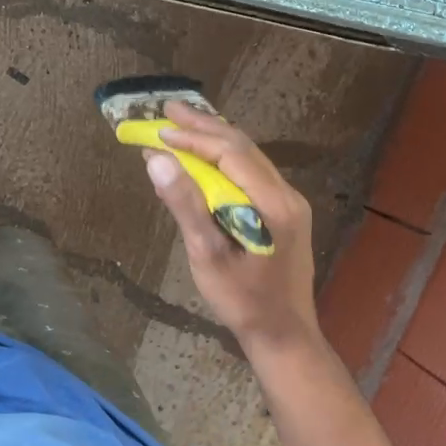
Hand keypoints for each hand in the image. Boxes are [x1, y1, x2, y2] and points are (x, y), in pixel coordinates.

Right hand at [144, 100, 318, 355]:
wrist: (283, 336)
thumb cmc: (242, 299)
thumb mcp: (207, 254)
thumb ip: (185, 204)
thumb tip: (157, 158)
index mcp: (272, 204)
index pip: (229, 153)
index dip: (192, 138)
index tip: (157, 130)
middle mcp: (286, 196)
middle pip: (242, 147)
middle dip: (202, 126)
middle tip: (167, 109)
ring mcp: (288, 204)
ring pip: (248, 156)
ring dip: (213, 137)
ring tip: (180, 123)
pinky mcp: (282, 213)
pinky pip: (251, 171)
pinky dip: (223, 156)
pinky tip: (203, 156)